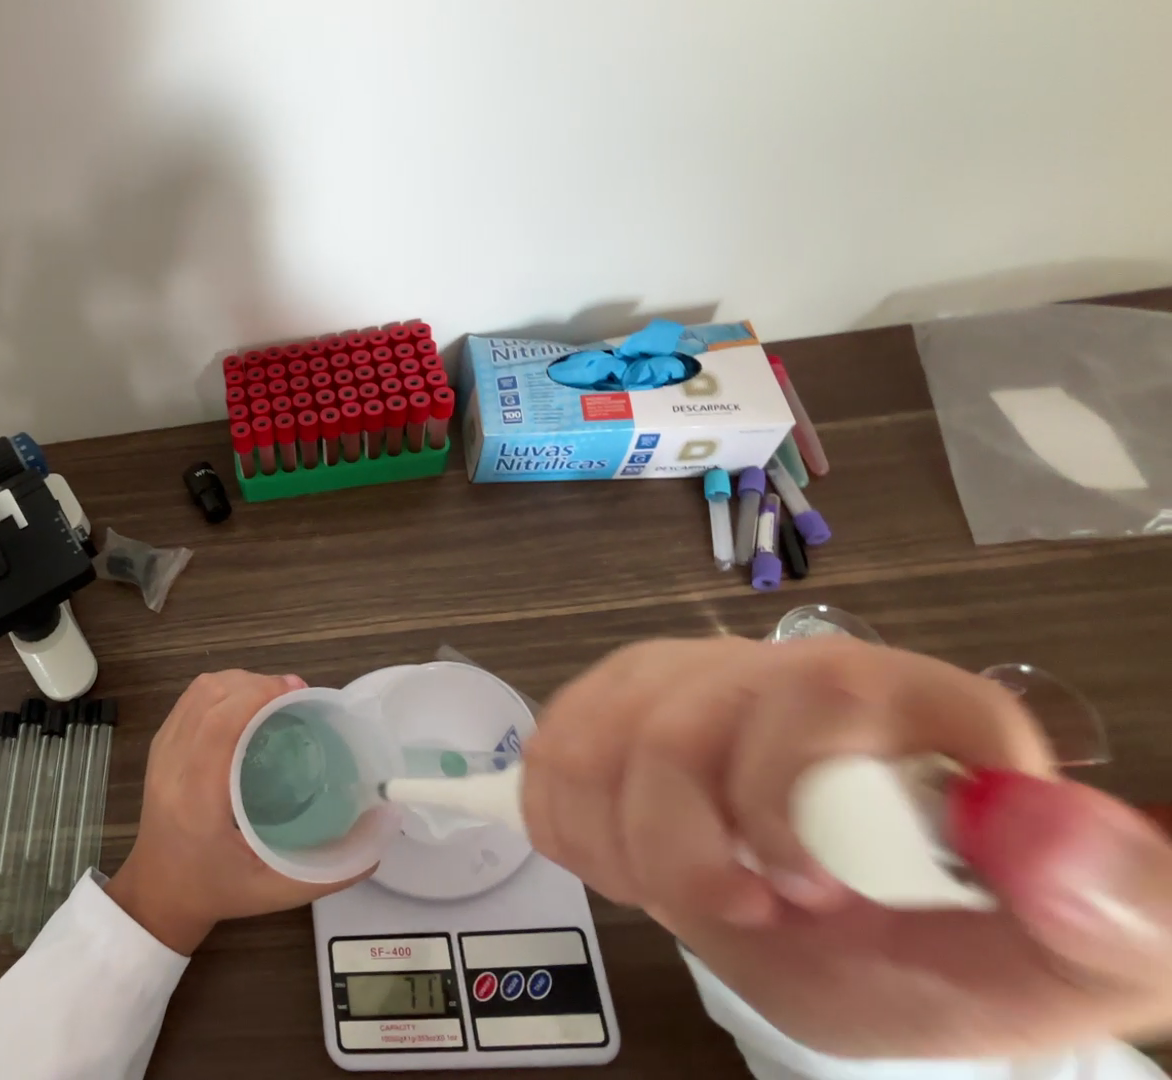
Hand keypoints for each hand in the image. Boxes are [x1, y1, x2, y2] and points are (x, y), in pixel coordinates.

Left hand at [105, 670, 366, 953]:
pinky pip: (188, 701)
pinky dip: (220, 690)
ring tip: (274, 696)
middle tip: (294, 695)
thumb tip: (381, 830)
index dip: (256, 695)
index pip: (218, 726)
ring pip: (197, 692)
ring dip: (237, 682)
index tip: (296, 691)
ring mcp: (161, 753)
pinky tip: (246, 704)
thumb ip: (331, 869)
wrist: (158, 895)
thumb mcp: (277, 891)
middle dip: (254, 683)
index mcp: (197, 800)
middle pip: (209, 697)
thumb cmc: (217, 892)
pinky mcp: (158, 747)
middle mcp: (172, 767)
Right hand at [521, 635, 1171, 1057]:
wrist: (829, 932)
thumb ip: (1105, 918)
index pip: (822, 694)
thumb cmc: (933, 949)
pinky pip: (548, 750)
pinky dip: (565, 824)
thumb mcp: (1048, 971)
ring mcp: (673, 676)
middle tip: (731, 912)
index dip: (783, 794)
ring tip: (676, 893)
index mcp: (902, 704)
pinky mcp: (605, 698)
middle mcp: (774, 667)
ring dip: (618, 848)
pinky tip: (618, 857)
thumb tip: (1048, 827)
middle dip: (678, 852)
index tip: (804, 894)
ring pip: (591, 743)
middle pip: (675, 731)